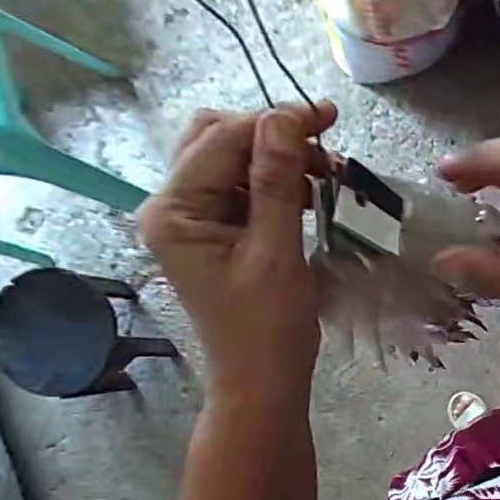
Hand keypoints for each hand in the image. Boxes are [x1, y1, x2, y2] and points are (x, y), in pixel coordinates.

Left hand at [140, 102, 336, 400]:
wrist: (262, 382)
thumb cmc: (268, 328)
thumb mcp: (276, 253)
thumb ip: (276, 182)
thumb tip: (285, 116)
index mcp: (174, 212)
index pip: (221, 140)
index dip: (274, 122)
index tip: (327, 117)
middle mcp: (171, 208)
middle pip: (216, 139)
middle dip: (271, 136)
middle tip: (324, 148)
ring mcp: (191, 221)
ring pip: (231, 161)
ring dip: (276, 159)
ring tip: (324, 175)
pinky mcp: (213, 233)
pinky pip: (241, 189)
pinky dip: (274, 183)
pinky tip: (306, 196)